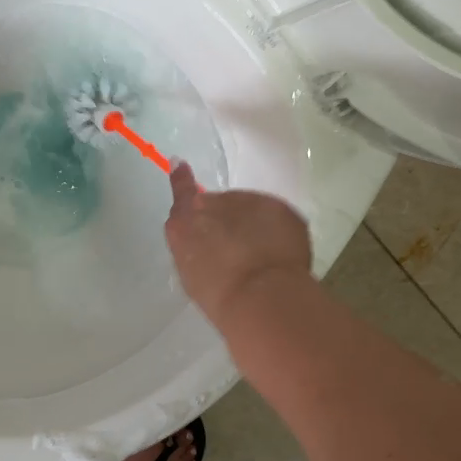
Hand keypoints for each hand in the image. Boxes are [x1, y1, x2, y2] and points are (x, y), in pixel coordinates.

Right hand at [164, 163, 313, 321]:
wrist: (260, 296)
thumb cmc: (218, 294)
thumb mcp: (191, 270)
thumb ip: (194, 245)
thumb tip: (206, 238)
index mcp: (185, 222)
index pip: (181, 191)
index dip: (181, 179)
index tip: (179, 163)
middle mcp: (213, 203)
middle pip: (221, 205)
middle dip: (229, 221)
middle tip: (239, 252)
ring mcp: (248, 200)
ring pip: (251, 210)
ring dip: (254, 226)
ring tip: (262, 259)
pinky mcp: (279, 206)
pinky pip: (277, 217)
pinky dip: (278, 232)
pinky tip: (280, 257)